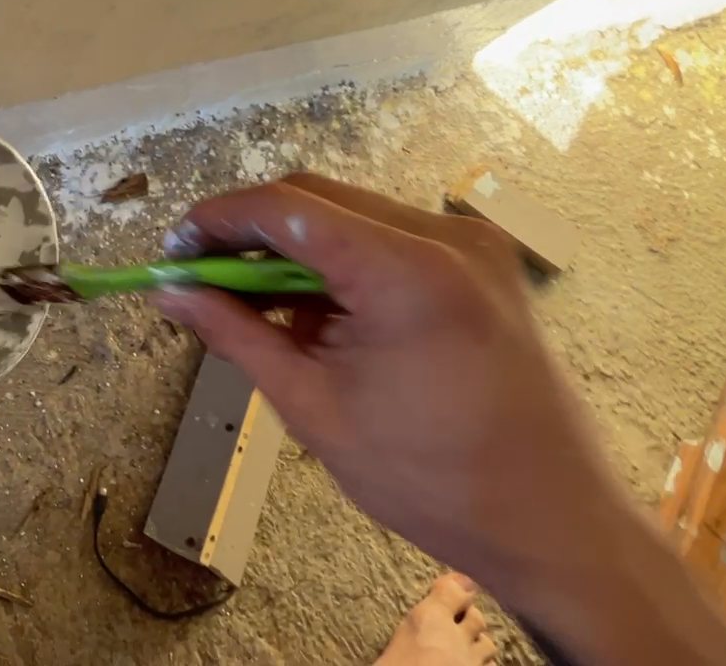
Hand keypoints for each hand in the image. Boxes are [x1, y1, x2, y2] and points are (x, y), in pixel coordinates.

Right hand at [149, 175, 725, 665]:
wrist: (559, 528)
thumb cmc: (429, 478)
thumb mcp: (310, 404)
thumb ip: (234, 332)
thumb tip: (167, 294)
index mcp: (407, 270)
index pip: (286, 207)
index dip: (217, 220)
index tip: (172, 251)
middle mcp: (445, 236)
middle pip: (313, 196)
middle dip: (246, 229)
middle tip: (198, 272)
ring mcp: (469, 245)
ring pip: (343, 212)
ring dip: (285, 246)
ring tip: (246, 297)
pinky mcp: (477, 264)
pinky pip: (378, 236)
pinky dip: (328, 260)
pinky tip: (306, 306)